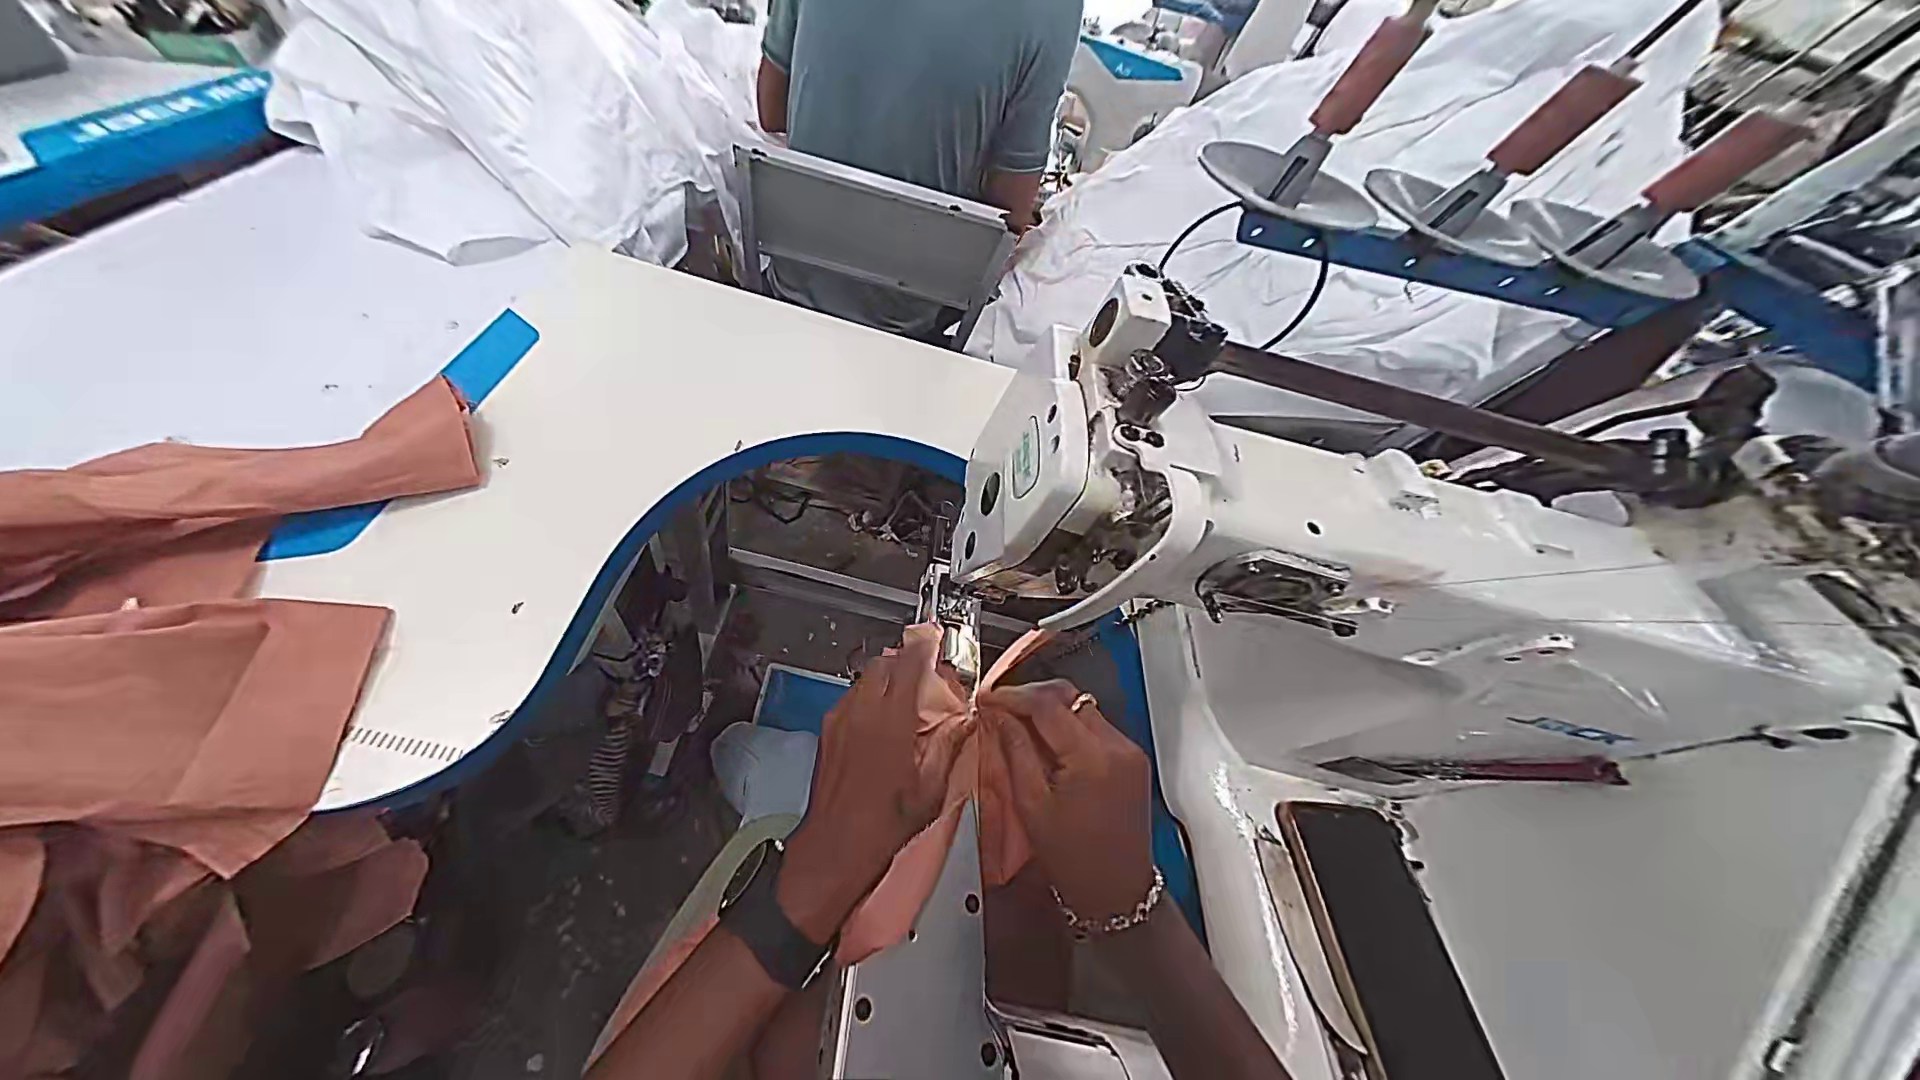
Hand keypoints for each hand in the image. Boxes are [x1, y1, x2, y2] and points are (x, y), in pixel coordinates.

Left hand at [778, 625, 969, 940]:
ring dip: (887, 678)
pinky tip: (881, 723)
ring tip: (904, 703)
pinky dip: (870, 697)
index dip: (925, 645)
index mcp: (892, 720)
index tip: (935, 637)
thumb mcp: (932, 789)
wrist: (835, 848)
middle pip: (885, 662)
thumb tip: (964, 720)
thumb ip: (950, 746)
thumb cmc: (884, 824)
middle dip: (906, 662)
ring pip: (866, 677)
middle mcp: (863, 711)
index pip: (910, 663)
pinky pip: (852, 697)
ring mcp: (841, 718)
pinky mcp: (829, 730)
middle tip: (925, 678)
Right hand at [982, 681, 1154, 923]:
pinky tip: (1047, 741)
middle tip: (1001, 707)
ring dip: (1050, 708)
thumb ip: (1015, 751)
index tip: (989, 699)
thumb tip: (1000, 715)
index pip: (1048, 705)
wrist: (1117, 892)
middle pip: (1068, 697)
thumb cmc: (1072, 859)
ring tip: (1020, 724)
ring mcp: (1129, 750)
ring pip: (1082, 706)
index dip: (1013, 696)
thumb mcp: (1031, 805)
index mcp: (1091, 759)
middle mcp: (1117, 747)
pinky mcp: (1132, 757)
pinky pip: (1095, 724)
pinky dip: (1069, 725)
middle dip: (1031, 696)